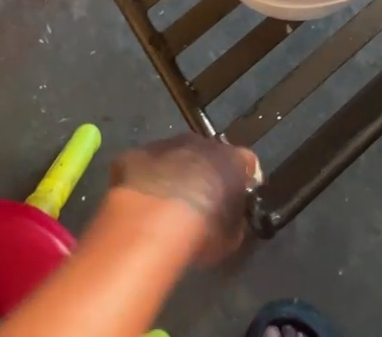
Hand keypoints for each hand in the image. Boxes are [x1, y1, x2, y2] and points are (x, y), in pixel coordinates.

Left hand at [109, 135, 259, 259]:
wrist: (151, 220)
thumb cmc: (201, 231)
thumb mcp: (231, 238)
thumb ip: (235, 222)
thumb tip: (232, 220)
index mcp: (231, 159)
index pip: (246, 163)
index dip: (243, 180)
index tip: (237, 200)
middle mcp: (200, 143)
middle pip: (208, 154)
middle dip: (205, 174)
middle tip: (199, 203)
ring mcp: (165, 144)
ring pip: (175, 156)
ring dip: (175, 174)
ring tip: (166, 207)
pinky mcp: (135, 154)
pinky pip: (145, 165)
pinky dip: (146, 180)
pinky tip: (142, 204)